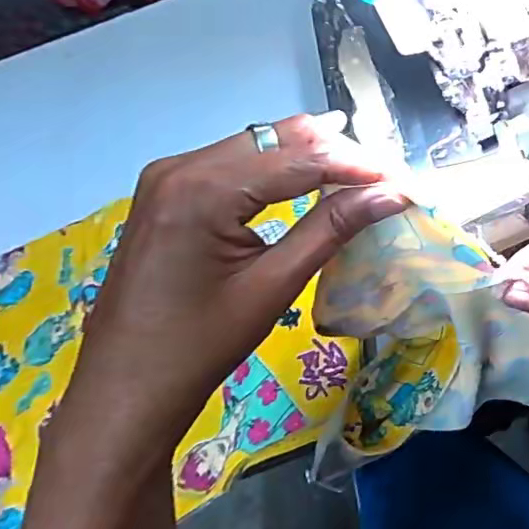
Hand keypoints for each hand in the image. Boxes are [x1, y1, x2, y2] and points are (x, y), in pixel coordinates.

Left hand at [64, 112, 409, 449]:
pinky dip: (276, 169)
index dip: (355, 165)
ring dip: (308, 157)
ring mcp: (169, 174)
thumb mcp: (273, 286)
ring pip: (256, 146)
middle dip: (334, 153)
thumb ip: (332, 229)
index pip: (295, 159)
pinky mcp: (168, 190)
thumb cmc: (200, 346)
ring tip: (360, 173)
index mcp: (201, 189)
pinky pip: (234, 163)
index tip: (401, 179)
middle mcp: (180, 166)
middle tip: (385, 175)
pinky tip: (308, 176)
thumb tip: (391, 194)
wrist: (126, 388)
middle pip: (275, 140)